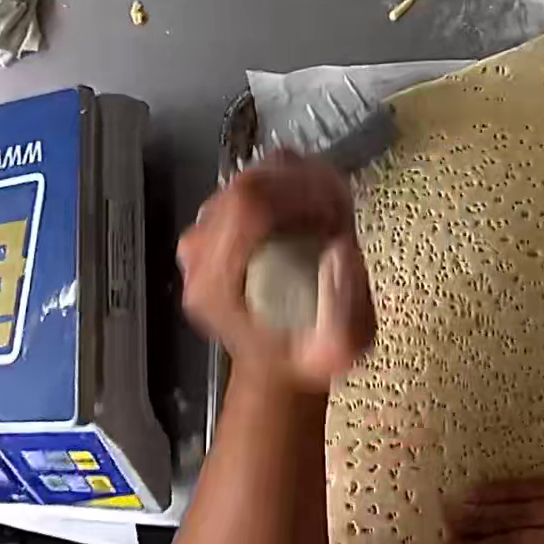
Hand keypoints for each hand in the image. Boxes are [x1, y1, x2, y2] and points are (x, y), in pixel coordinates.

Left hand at [177, 153, 374, 391]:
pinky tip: (308, 214)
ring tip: (324, 218)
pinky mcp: (210, 227)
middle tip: (336, 213)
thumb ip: (345, 308)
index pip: (248, 209)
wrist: (275, 362)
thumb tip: (338, 249)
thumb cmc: (303, 356)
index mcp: (214, 285)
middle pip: (246, 187)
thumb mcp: (339, 350)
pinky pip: (247, 186)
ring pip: (247, 180)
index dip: (300, 195)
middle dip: (302, 187)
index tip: (335, 213)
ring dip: (294, 186)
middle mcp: (197, 257)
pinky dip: (284, 187)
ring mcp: (199, 239)